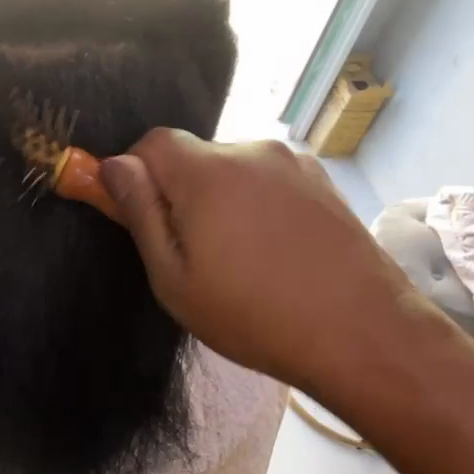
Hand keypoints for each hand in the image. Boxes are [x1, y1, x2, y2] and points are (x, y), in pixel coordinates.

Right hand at [100, 129, 448, 389]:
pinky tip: (267, 252)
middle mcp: (252, 152)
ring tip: (232, 259)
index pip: (152, 143)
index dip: (131, 173)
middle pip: (193, 156)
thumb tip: (113, 166)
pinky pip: (266, 181)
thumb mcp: (174, 278)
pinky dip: (252, 205)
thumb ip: (140, 215)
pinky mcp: (322, 181)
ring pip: (231, 170)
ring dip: (216, 200)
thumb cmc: (251, 315)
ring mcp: (294, 163)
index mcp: (207, 173)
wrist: (359, 330)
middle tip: (184, 253)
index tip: (130, 216)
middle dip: (175, 192)